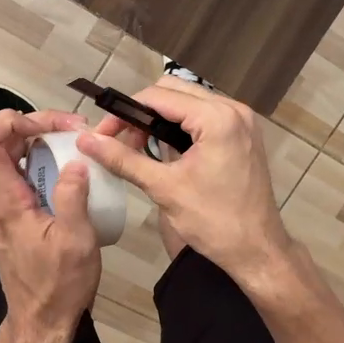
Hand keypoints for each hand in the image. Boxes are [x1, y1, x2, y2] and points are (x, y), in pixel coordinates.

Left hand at [0, 109, 101, 339]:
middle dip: (37, 125)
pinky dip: (42, 162)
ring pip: (12, 157)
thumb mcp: (75, 240)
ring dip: (42, 142)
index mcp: (4, 200)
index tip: (49, 125)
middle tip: (77, 129)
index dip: (10, 120)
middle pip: (2, 142)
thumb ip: (73, 196)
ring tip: (78, 142)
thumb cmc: (58, 285)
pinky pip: (21, 176)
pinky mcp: (11, 216)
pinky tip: (70, 169)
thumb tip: (76, 161)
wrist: (40, 323)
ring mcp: (0, 207)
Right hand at [76, 77, 289, 281]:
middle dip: (141, 113)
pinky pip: (205, 115)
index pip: (158, 96)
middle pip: (174, 92)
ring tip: (138, 148)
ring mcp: (242, 120)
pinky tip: (166, 151)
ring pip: (189, 102)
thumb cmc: (214, 221)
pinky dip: (181, 126)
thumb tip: (86, 141)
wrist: (257, 250)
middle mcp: (233, 109)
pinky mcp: (244, 133)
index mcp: (217, 118)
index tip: (101, 134)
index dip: (124, 112)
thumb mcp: (164, 188)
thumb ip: (124, 159)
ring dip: (160, 119)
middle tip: (119, 142)